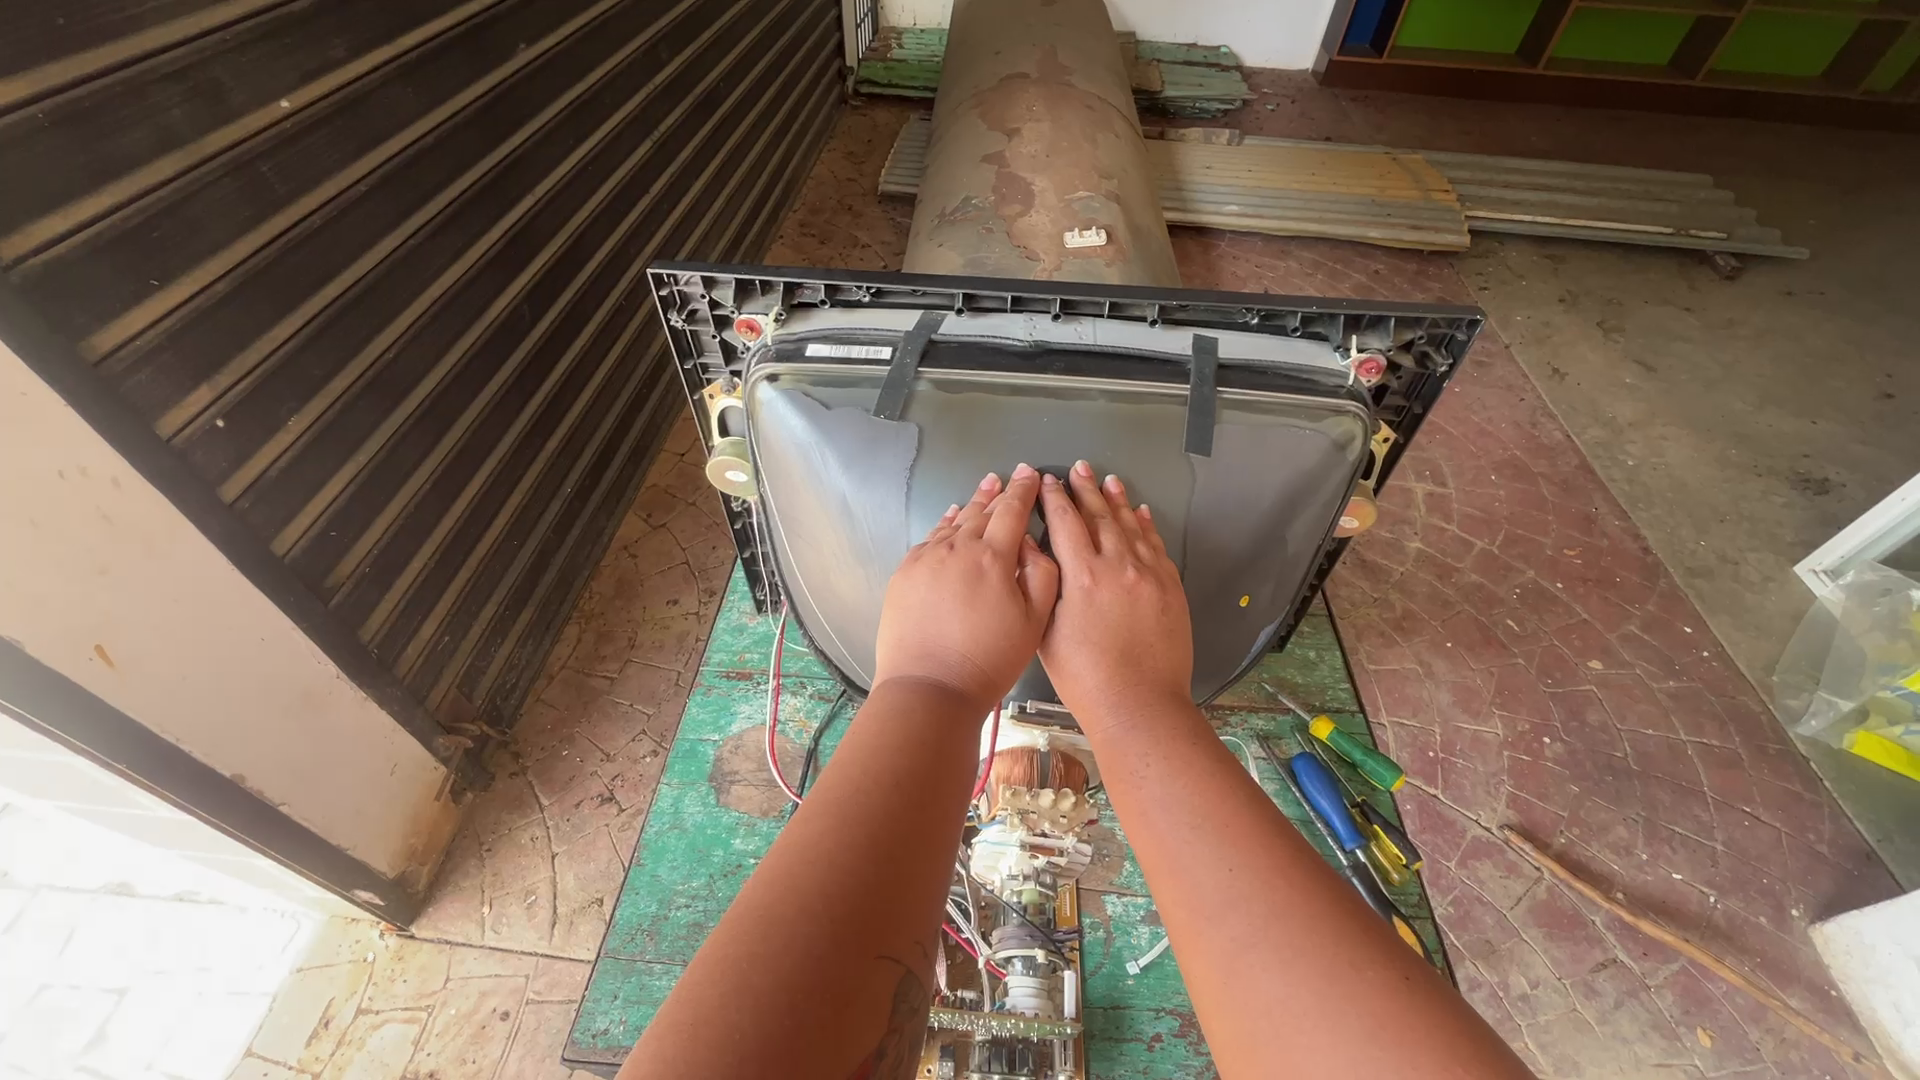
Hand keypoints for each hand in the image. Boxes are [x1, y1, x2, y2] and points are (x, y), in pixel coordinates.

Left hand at [872, 464, 1059, 712]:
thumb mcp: (1034, 622)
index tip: (1030, 474)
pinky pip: (929, 538)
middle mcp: (958, 548)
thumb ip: (1041, 575)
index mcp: (994, 557)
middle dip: (998, 493)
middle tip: (1008, 479)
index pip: (1012, 511)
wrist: (930, 686)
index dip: (1023, 491)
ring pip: (954, 522)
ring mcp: (927, 558)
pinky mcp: (905, 573)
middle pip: (981, 511)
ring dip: (971, 504)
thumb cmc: (990, 659)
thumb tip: (1031, 543)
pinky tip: (949, 518)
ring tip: (984, 489)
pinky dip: (943, 524)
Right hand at [1038, 460, 1193, 733]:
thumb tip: (1033, 548)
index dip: (1055, 499)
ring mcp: (1148, 574)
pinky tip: (1141, 511)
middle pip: (1100, 517)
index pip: (1066, 523)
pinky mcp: (1170, 587)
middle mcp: (1117, 565)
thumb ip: (1042, 586)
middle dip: (1086, 490)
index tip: (1048, 481)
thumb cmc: (1083, 677)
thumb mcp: (1046, 633)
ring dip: (1118, 501)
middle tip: (1079, 468)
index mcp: (1082, 576)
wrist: (1140, 704)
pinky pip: (1157, 546)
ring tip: (1108, 479)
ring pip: (1131, 526)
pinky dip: (1147, 525)